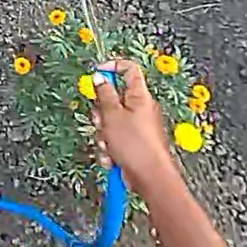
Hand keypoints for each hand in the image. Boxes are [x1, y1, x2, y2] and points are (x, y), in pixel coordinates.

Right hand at [90, 58, 183, 200]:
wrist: (149, 178)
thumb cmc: (137, 147)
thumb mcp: (113, 115)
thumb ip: (104, 94)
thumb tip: (99, 77)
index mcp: (139, 96)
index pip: (128, 69)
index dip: (112, 67)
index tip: (97, 74)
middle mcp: (139, 109)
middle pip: (112, 98)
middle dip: (101, 111)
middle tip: (102, 120)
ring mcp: (136, 126)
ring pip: (109, 120)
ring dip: (103, 133)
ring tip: (109, 143)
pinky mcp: (131, 142)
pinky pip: (113, 138)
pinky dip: (109, 147)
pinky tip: (112, 156)